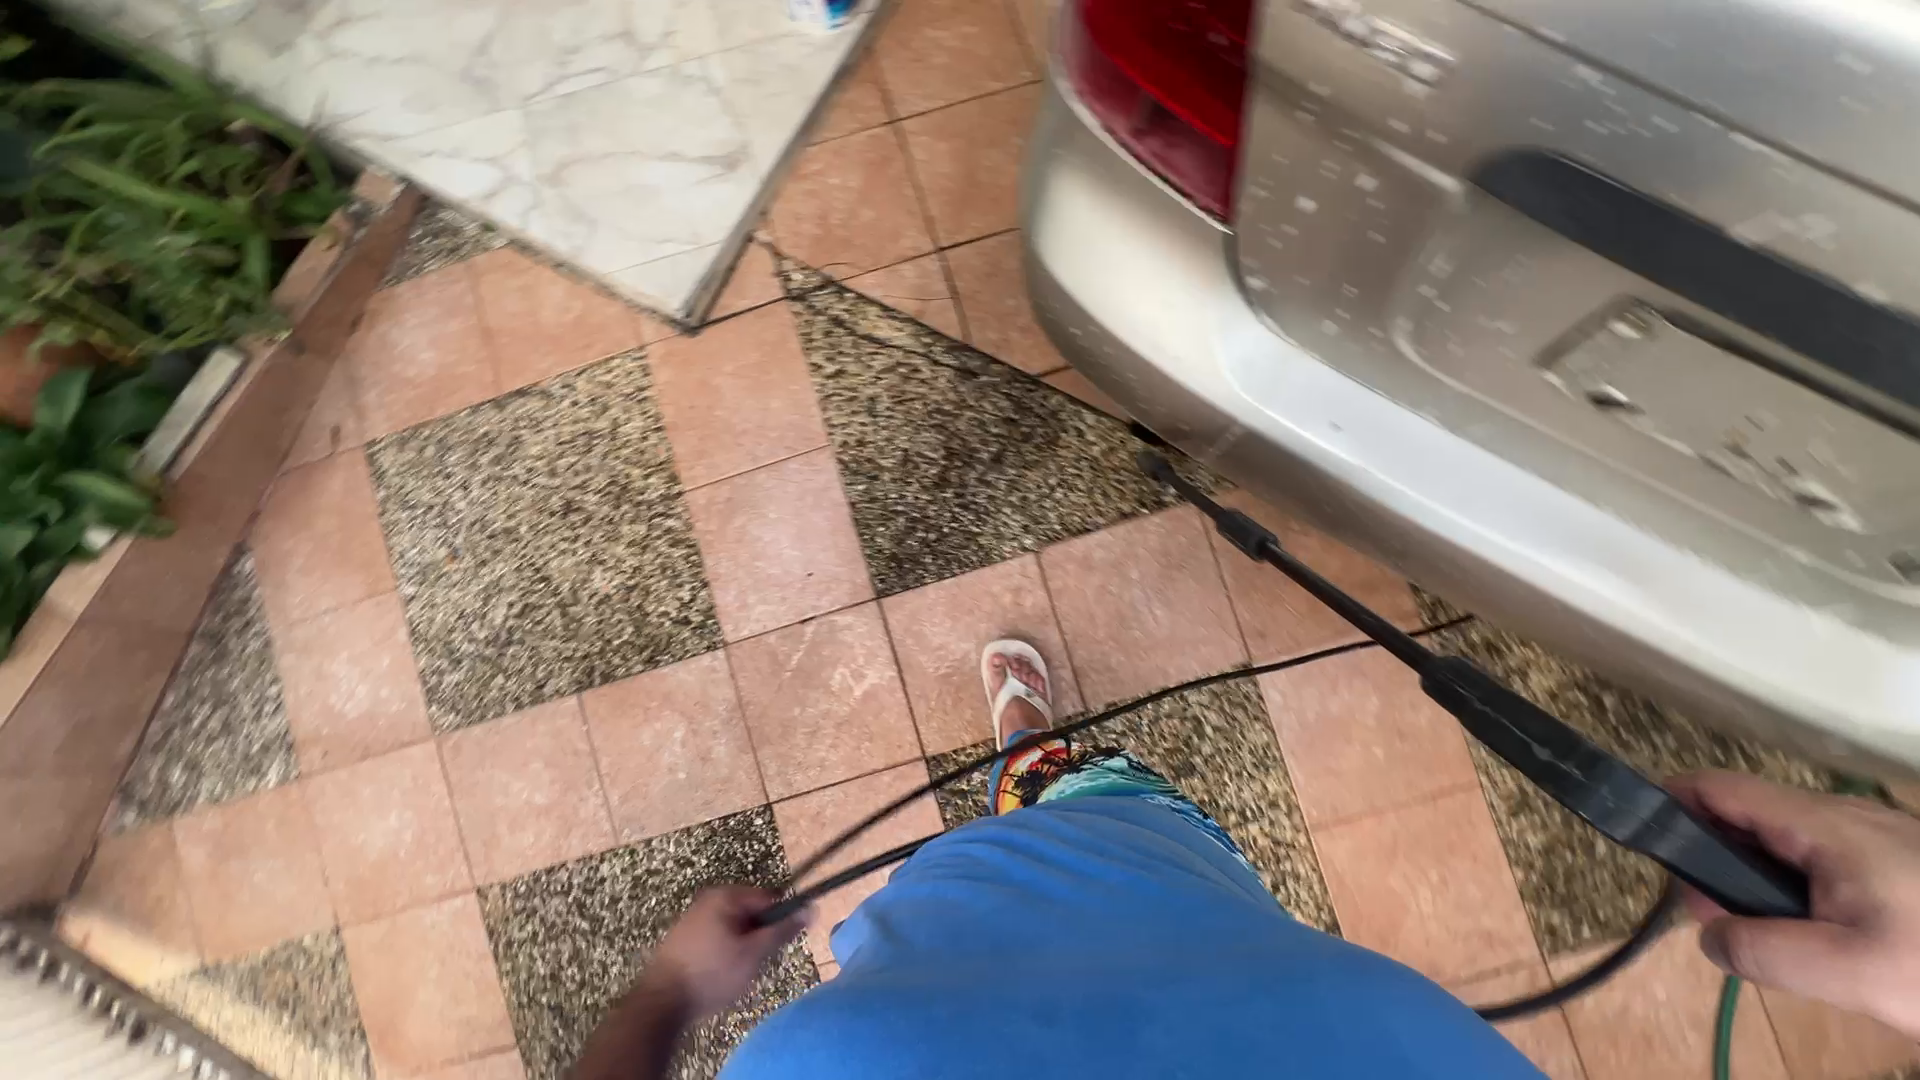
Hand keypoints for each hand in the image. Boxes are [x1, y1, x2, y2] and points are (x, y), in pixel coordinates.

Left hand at [643, 887, 808, 1020]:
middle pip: (751, 913)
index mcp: (727, 895)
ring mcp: (693, 918)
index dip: (780, 920)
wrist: (659, 1004)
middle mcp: (709, 899)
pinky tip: (719, 976)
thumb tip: (811, 908)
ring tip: (737, 973)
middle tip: (757, 963)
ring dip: (742, 948)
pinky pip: (717, 939)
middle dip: (759, 937)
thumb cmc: (712, 973)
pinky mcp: (683, 939)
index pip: (769, 898)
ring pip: (734, 928)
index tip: (780, 945)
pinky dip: (724, 954)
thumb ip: (783, 930)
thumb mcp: (754, 953)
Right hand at [1668, 770, 1919, 1035]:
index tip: (1650, 847)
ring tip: (1776, 937)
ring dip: (1759, 880)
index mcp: (1822, 825)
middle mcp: (1845, 817)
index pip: (1714, 787)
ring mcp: (1880, 838)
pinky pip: (1826, 862)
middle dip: (1715, 861)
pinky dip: (1803, 890)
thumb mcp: (1851, 973)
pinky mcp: (1902, 864)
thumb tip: (1706, 934)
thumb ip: (1760, 950)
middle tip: (1717, 919)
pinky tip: (1828, 937)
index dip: (1669, 804)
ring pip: (1786, 843)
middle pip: (1746, 815)